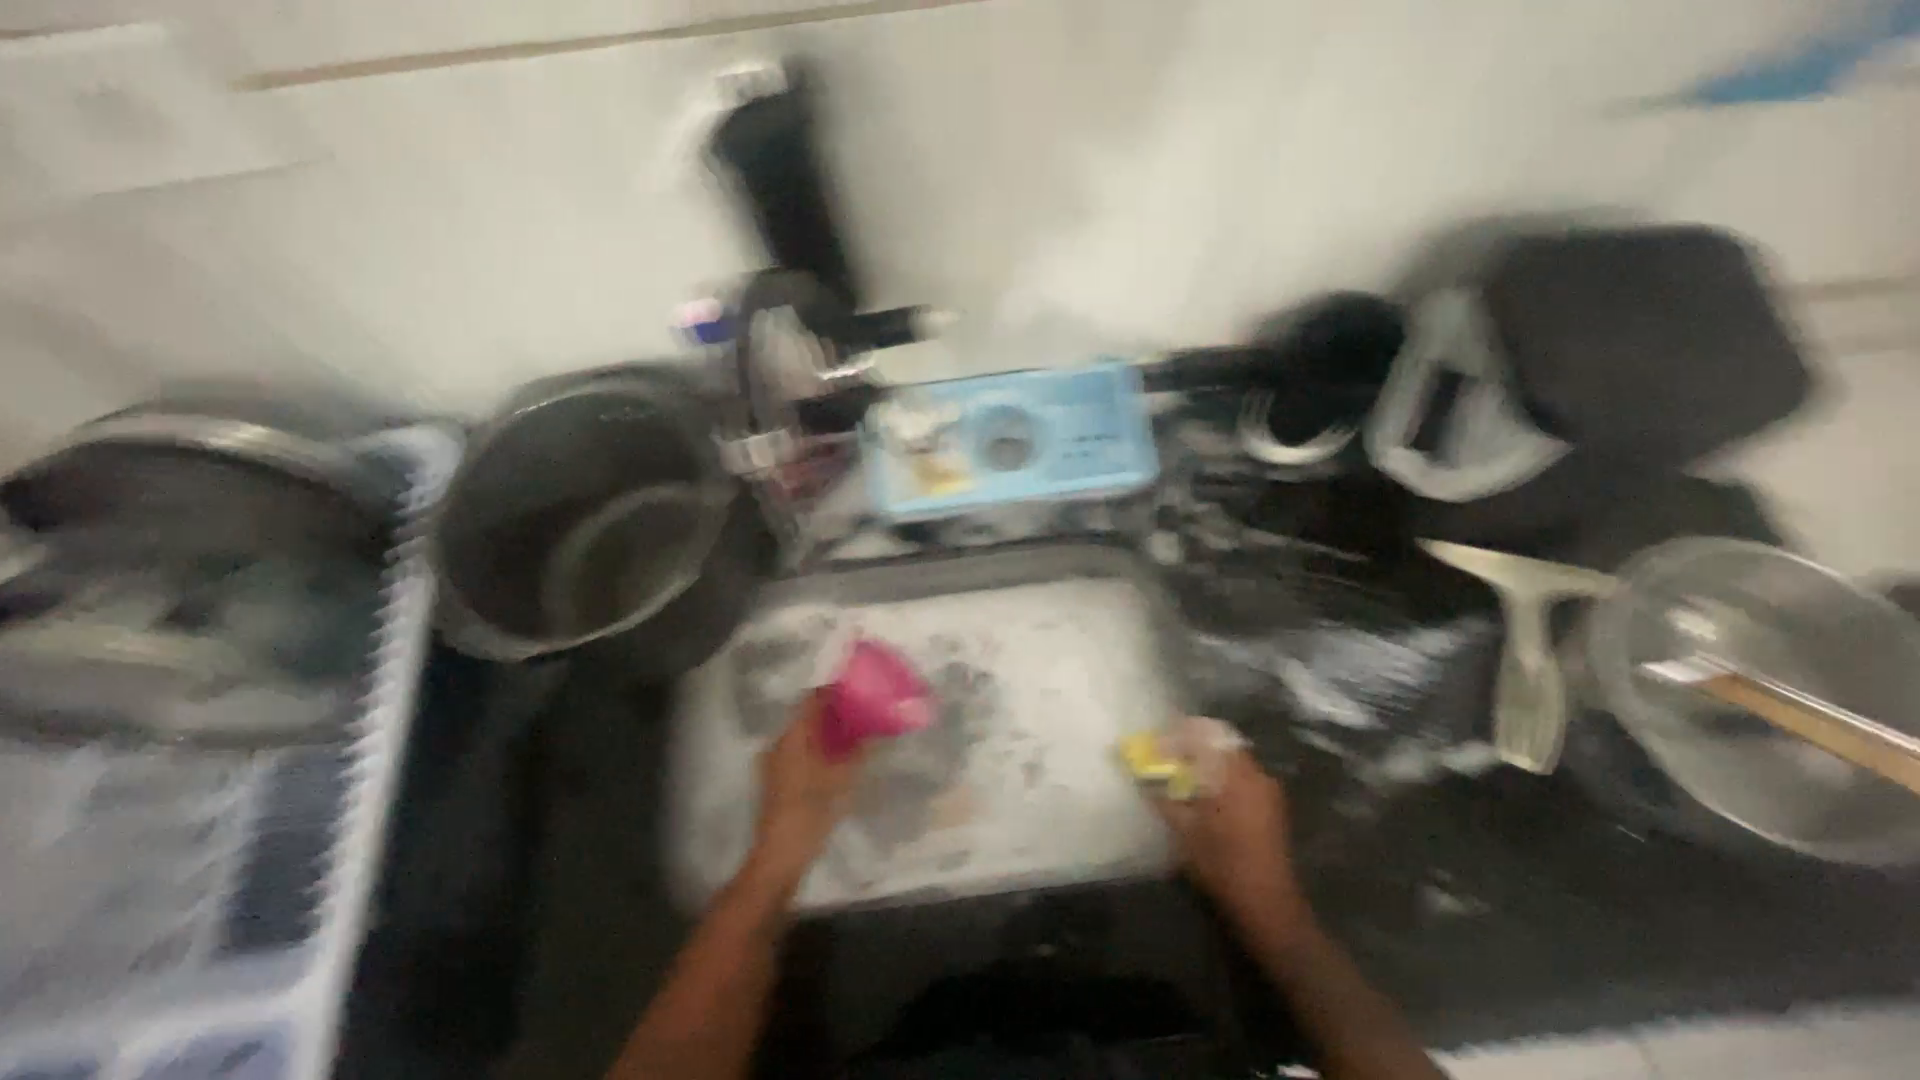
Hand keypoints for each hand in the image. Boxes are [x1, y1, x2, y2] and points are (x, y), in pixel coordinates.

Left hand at [751, 691, 864, 883]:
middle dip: (834, 713)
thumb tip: (875, 731)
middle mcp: (779, 743)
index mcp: (792, 736)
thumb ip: (860, 750)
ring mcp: (774, 763)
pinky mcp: (776, 781)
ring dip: (827, 732)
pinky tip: (839, 761)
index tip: (859, 690)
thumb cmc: (811, 811)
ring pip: (803, 736)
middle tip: (864, 714)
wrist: (780, 855)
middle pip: (807, 717)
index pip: (812, 699)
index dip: (834, 691)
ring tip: (857, 736)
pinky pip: (800, 753)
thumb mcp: (843, 779)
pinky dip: (819, 749)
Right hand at [1154, 748, 1310, 929]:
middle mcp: (1255, 774)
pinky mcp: (1272, 804)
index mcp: (1234, 776)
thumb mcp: (1185, 832)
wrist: (1267, 902)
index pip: (1205, 734)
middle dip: (1192, 743)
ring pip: (1233, 757)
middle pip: (1221, 741)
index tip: (1156, 743)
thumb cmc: (1222, 865)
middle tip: (1167, 754)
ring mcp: (1268, 789)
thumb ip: (1163, 799)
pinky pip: (1242, 774)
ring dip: (1207, 759)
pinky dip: (1221, 774)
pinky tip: (1205, 793)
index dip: (1178, 733)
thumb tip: (1144, 780)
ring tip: (1183, 774)